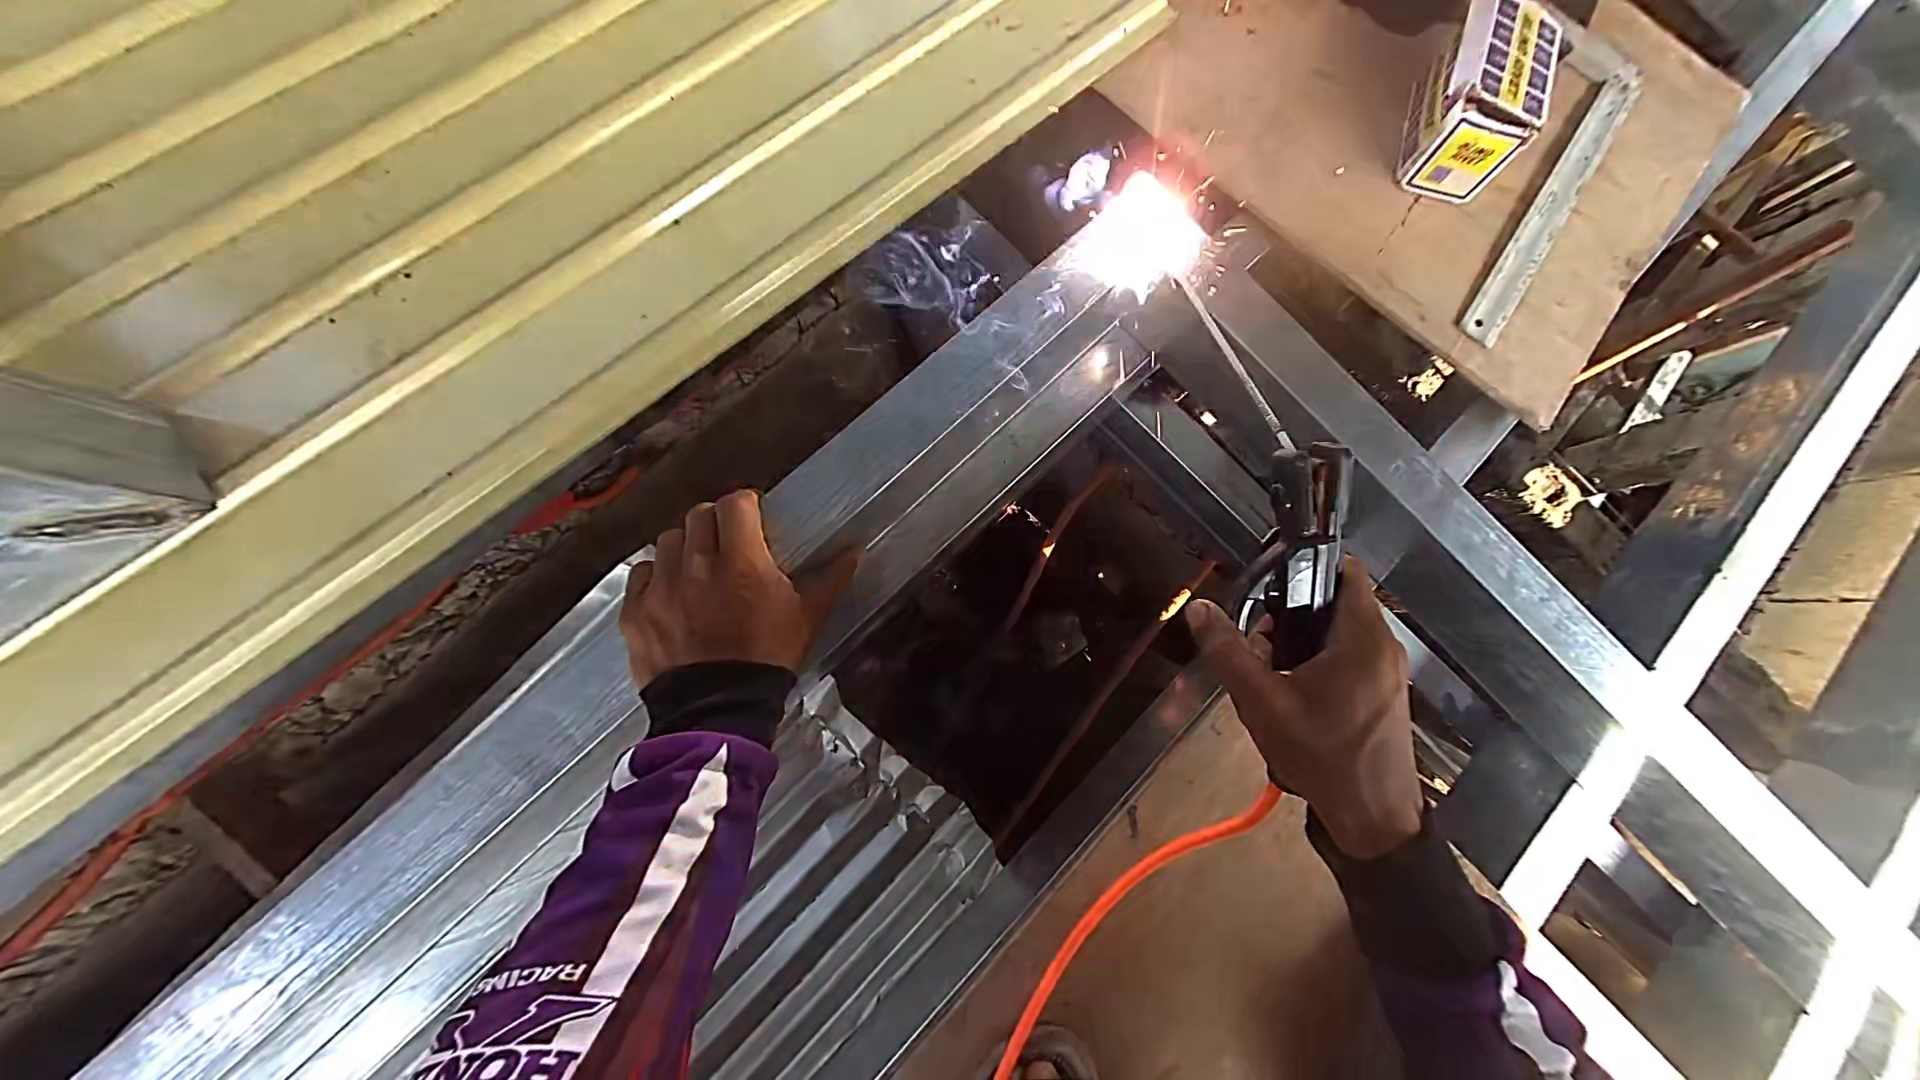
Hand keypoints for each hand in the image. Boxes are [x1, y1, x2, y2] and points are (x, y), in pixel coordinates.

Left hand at [620, 490, 858, 687]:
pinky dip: (656, 576)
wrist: (719, 710)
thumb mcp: (807, 617)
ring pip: (668, 540)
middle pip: (699, 515)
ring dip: (685, 546)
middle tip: (728, 542)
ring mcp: (660, 588)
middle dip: (716, 522)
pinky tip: (672, 592)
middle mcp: (696, 566)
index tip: (752, 517)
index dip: (745, 505)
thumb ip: (831, 579)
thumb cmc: (769, 657)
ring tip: (698, 567)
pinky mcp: (635, 612)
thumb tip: (856, 551)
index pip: (735, 504)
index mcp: (742, 562)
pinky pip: (641, 574)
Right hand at [1185, 557, 1422, 859]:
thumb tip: (1199, 608)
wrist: (1373, 820)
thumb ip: (1228, 651)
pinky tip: (1290, 695)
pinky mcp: (1381, 691)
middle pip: (1329, 602)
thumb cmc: (1321, 755)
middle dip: (1287, 616)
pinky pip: (1343, 655)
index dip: (1303, 566)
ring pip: (1333, 631)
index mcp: (1362, 638)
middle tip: (1259, 649)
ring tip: (1269, 678)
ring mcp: (1386, 670)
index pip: (1343, 569)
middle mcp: (1382, 646)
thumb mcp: (1262, 702)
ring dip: (1296, 643)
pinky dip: (1313, 662)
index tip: (1266, 588)